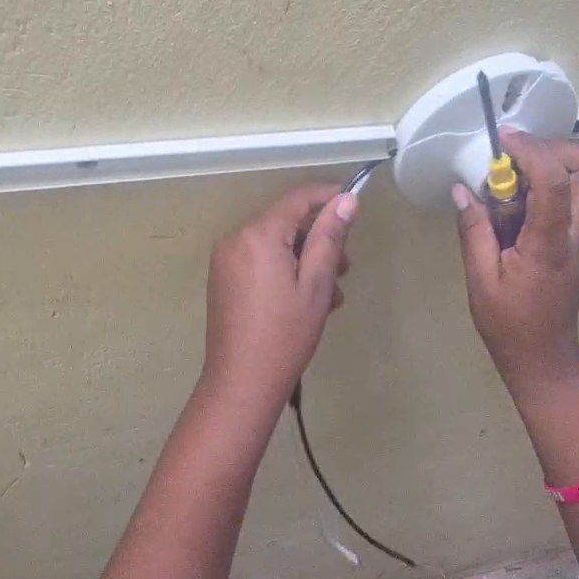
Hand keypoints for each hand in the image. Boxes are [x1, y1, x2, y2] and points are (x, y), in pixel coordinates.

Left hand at [201, 183, 358, 404]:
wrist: (242, 382)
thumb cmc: (285, 334)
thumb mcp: (315, 284)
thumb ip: (329, 237)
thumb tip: (345, 199)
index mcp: (258, 235)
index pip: (297, 199)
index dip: (328, 197)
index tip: (355, 206)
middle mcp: (236, 239)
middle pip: (285, 223)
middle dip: (318, 240)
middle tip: (344, 271)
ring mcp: (225, 260)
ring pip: (275, 245)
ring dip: (305, 261)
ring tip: (329, 296)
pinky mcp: (223, 279)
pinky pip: (259, 261)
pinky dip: (284, 271)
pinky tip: (304, 301)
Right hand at [454, 132, 578, 392]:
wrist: (543, 359)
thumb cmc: (509, 324)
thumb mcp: (480, 279)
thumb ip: (474, 231)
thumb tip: (463, 191)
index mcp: (550, 243)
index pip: (553, 181)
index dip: (531, 151)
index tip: (503, 139)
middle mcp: (575, 234)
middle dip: (558, 149)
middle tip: (519, 154)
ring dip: (552, 168)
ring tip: (510, 180)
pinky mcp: (575, 245)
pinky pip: (570, 202)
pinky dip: (545, 190)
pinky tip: (512, 207)